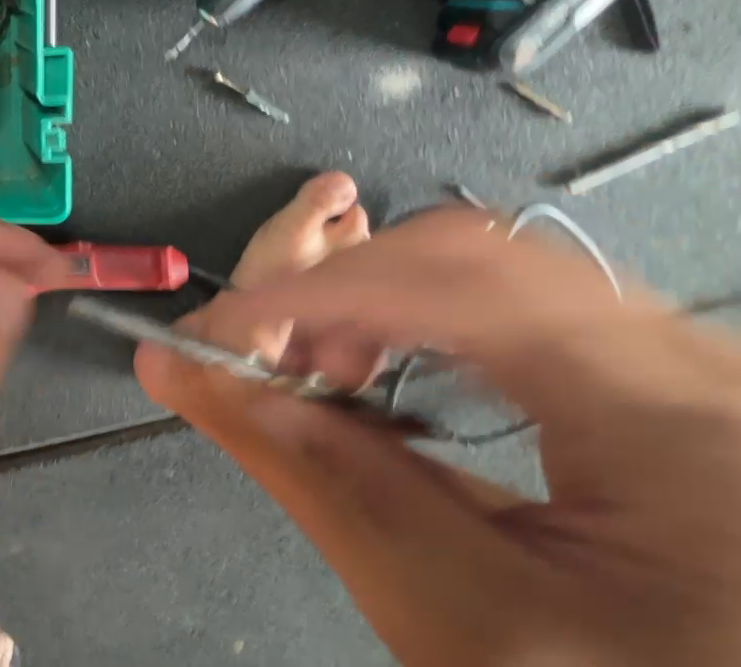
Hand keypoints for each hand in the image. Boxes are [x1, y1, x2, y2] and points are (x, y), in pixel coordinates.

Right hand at [136, 206, 740, 664]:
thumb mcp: (460, 614)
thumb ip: (322, 478)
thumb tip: (181, 369)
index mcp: (681, 426)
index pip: (469, 288)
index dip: (321, 290)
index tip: (218, 328)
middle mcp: (698, 369)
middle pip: (477, 256)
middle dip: (342, 288)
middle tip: (272, 356)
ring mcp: (684, 369)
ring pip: (491, 268)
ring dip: (374, 300)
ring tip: (320, 371)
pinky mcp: (659, 381)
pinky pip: (514, 303)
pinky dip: (415, 318)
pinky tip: (380, 370)